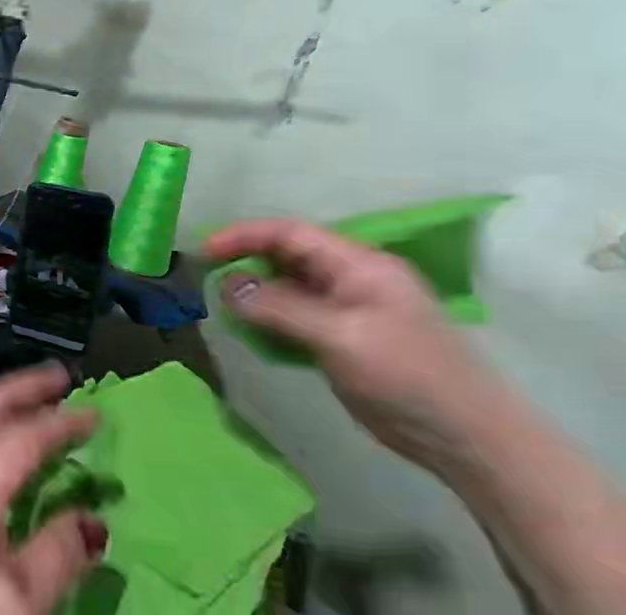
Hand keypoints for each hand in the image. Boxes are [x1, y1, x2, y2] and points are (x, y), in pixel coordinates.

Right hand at [206, 219, 501, 471]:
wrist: (470, 442)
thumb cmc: (409, 376)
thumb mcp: (339, 336)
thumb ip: (278, 306)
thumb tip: (225, 285)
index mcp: (360, 267)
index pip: (290, 233)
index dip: (243, 236)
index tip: (204, 252)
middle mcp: (352, 279)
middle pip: (284, 255)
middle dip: (244, 263)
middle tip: (208, 280)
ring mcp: (347, 309)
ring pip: (284, 285)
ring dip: (252, 293)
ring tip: (224, 308)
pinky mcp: (339, 337)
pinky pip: (290, 314)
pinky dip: (265, 318)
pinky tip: (251, 332)